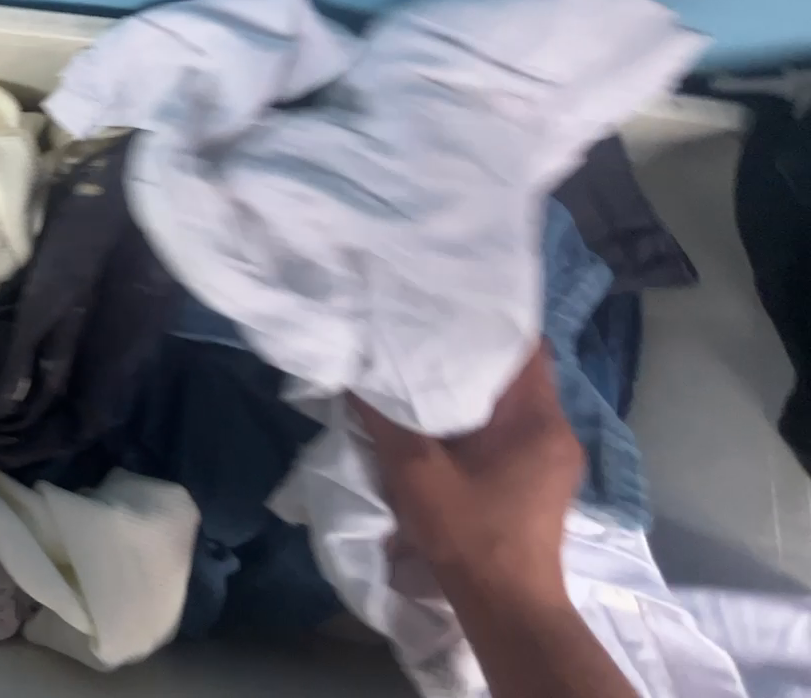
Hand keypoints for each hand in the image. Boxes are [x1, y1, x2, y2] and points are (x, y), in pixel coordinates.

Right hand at [353, 344, 582, 612]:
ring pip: (509, 398)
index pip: (526, 349)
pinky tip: (434, 409)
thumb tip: (353, 371)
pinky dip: (472, 407)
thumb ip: (382, 414)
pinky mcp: (535, 475)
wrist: (505, 604)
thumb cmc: (465, 530)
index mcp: (536, 422)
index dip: (488, 321)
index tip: (442, 301)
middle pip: (516, 371)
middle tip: (416, 327)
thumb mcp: (411, 466)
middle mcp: (554, 432)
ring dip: (468, 380)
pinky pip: (506, 422)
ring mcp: (549, 456)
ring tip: (417, 362)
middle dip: (467, 348)